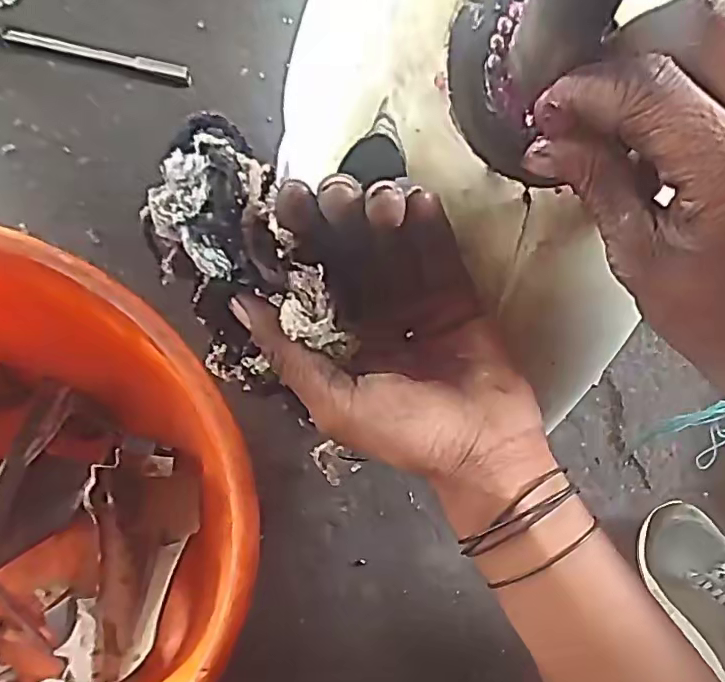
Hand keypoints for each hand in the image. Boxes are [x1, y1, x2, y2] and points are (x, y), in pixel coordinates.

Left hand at [232, 179, 554, 510]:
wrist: (484, 447)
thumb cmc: (407, 435)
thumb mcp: (335, 404)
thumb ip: (289, 356)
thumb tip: (240, 306)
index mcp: (340, 347)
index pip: (311, 284)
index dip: (297, 244)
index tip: (288, 203)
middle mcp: (373, 322)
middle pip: (349, 259)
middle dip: (339, 222)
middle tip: (336, 192)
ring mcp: (417, 309)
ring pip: (393, 251)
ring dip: (383, 218)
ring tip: (381, 197)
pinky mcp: (457, 300)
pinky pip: (440, 257)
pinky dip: (430, 228)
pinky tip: (419, 201)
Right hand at [522, 0, 724, 398]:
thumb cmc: (711, 315)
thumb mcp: (639, 261)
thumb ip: (599, 183)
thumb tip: (550, 139)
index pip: (657, 91)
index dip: (592, 89)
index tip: (552, 105)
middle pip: (703, 24)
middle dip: (626, 52)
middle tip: (583, 95)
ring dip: (663, 45)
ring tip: (620, 98)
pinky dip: (698, 57)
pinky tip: (663, 101)